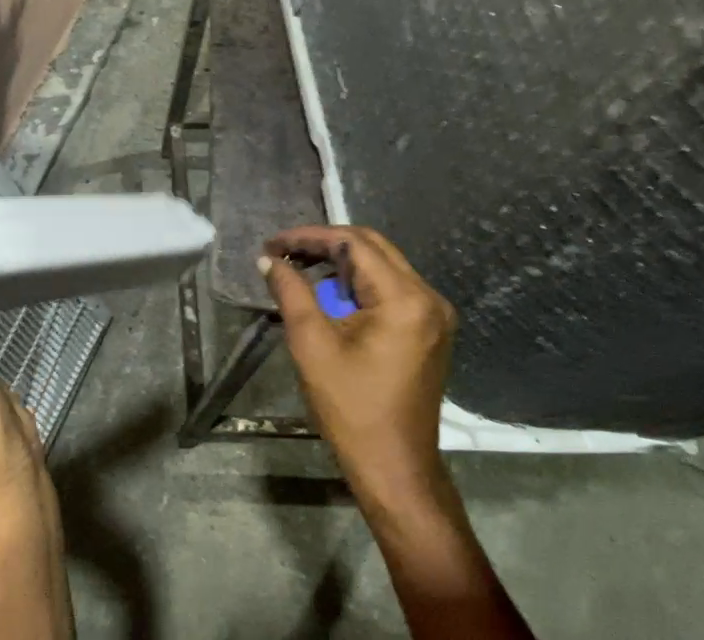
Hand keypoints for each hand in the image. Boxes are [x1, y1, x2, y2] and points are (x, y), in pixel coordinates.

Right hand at [258, 226, 456, 490]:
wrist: (394, 465)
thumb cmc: (351, 408)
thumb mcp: (312, 345)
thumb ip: (291, 292)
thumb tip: (268, 260)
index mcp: (405, 299)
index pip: (354, 245)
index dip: (310, 237)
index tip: (272, 245)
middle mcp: (429, 298)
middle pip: (373, 248)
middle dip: (325, 244)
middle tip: (283, 252)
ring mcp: (434, 315)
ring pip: (383, 266)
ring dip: (340, 263)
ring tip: (298, 268)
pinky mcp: (429, 331)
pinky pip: (391, 289)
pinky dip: (358, 284)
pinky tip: (328, 293)